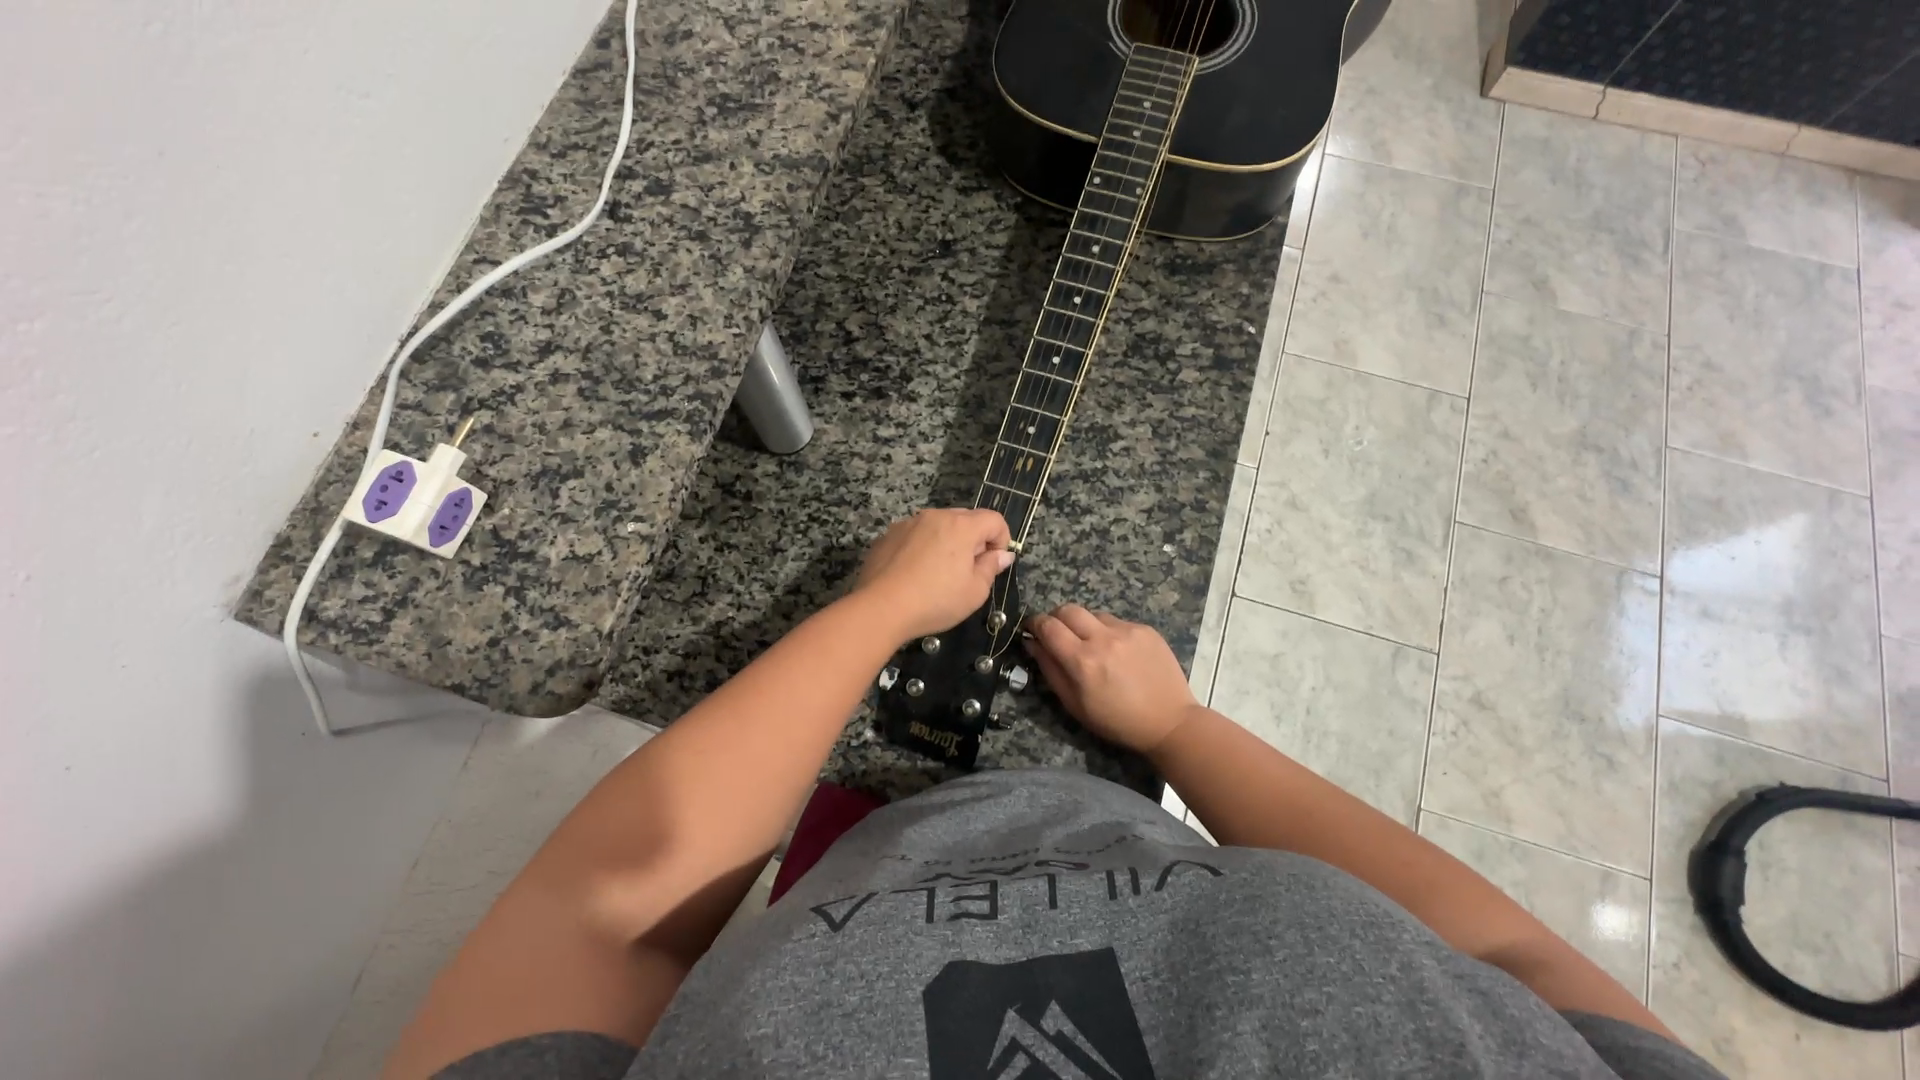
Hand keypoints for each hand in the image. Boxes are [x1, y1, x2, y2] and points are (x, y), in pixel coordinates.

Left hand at [854, 508, 1014, 640]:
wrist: (880, 608)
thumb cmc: (935, 601)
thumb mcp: (974, 592)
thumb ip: (991, 568)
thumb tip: (1002, 555)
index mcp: (962, 526)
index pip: (994, 520)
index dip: (1001, 540)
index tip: (993, 563)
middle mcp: (935, 516)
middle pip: (966, 519)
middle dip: (974, 540)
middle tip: (968, 570)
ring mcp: (909, 523)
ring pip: (938, 525)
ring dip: (947, 542)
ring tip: (939, 573)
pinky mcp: (888, 535)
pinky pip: (915, 534)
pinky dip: (922, 547)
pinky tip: (914, 573)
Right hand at [1025, 605, 1198, 754]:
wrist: (1169, 721)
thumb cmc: (1116, 721)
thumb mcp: (1075, 704)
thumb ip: (1050, 670)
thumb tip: (1032, 643)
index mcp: (1082, 660)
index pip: (1048, 626)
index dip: (1034, 624)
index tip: (1032, 629)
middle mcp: (1103, 638)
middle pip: (1068, 609)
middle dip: (1056, 617)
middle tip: (1057, 633)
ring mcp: (1127, 630)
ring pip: (1093, 613)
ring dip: (1084, 624)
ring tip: (1091, 645)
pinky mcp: (1145, 629)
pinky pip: (1117, 622)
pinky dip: (1109, 632)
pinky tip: (1118, 652)